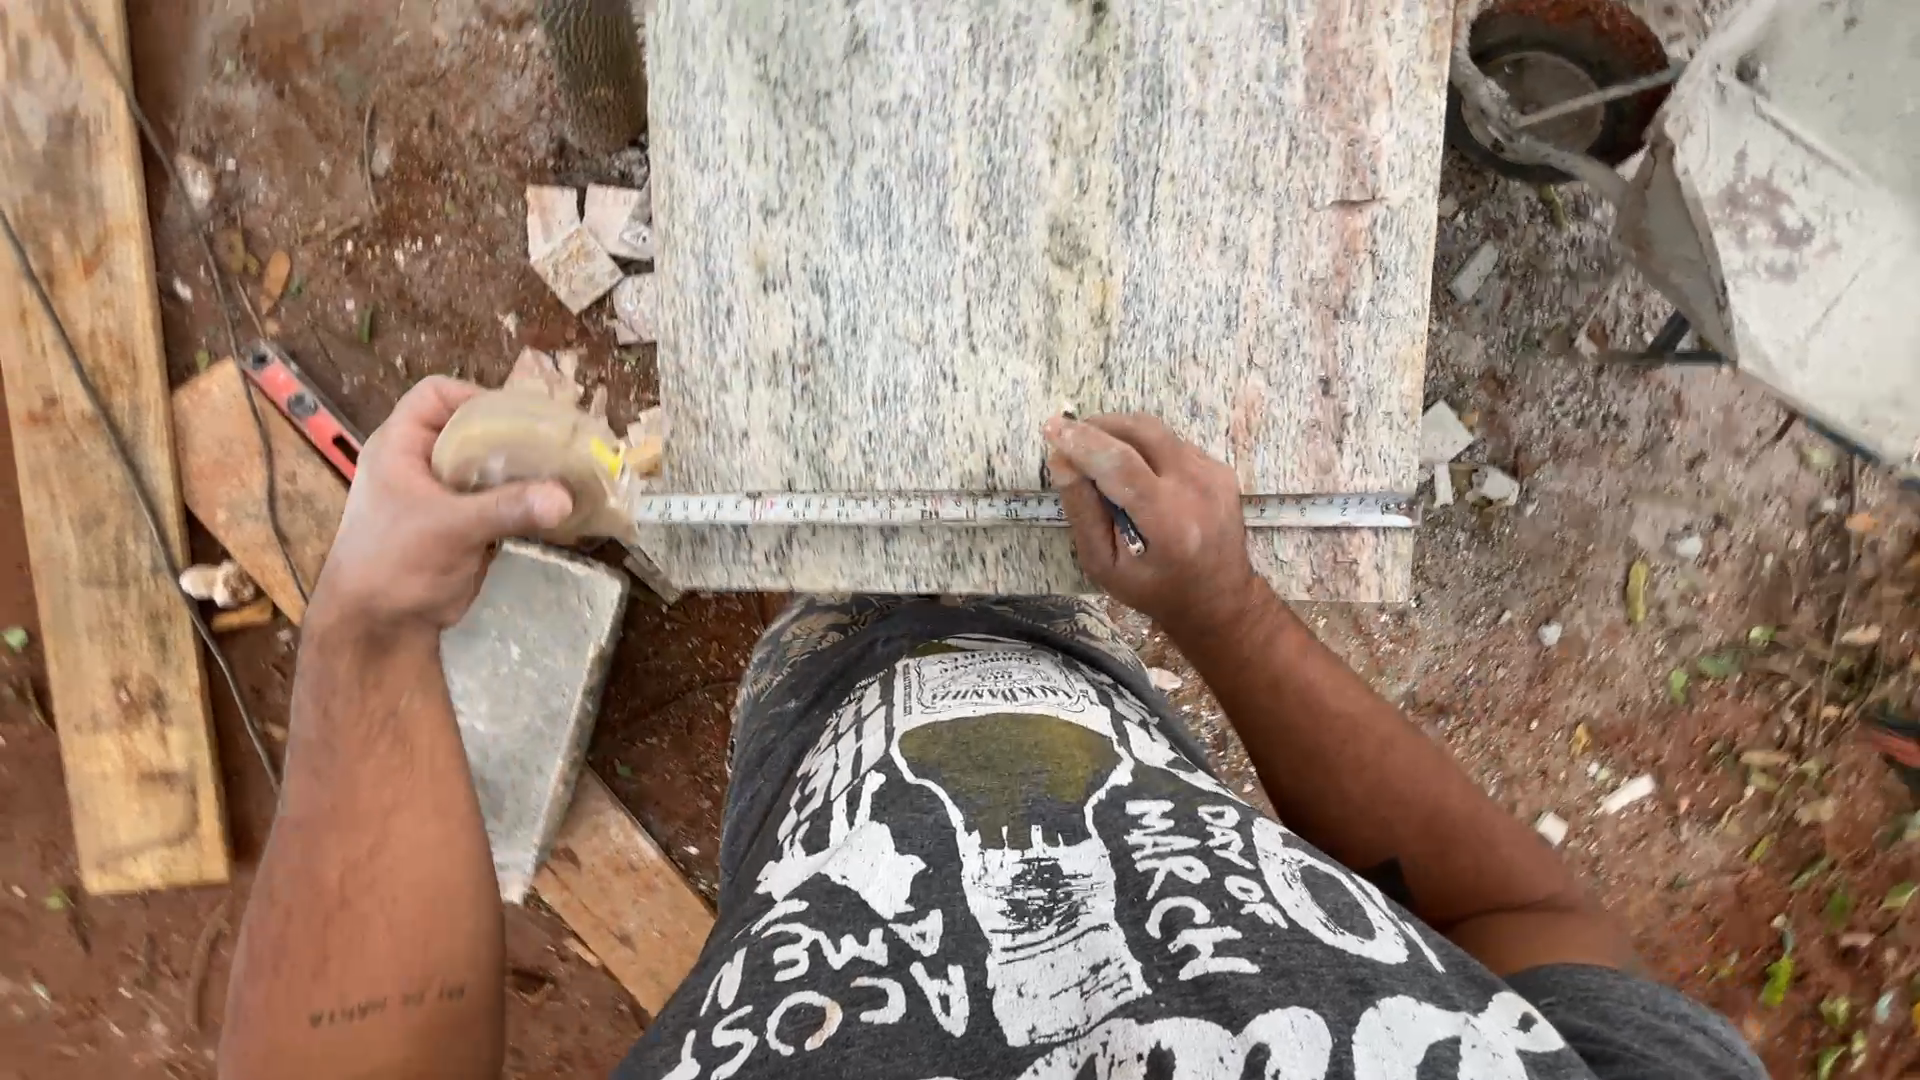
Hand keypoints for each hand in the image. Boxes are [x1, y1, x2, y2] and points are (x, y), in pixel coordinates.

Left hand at [307, 377, 572, 637]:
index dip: (476, 396)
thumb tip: (566, 497)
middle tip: (561, 444)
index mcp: (402, 447)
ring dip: (531, 469)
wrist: (380, 625)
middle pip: (476, 428)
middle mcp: (426, 463)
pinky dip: (532, 498)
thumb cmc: (393, 563)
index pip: (437, 395)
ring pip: (496, 465)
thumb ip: (506, 508)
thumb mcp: (448, 528)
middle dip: (518, 434)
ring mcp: (450, 494)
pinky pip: (506, 499)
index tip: (521, 417)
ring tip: (569, 472)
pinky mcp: (471, 523)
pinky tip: (560, 504)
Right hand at [1042, 413, 1267, 636]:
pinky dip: (1143, 447)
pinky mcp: (1219, 468)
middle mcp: (1197, 489)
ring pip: (1156, 432)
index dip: (1083, 442)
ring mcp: (1213, 474)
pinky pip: (1172, 443)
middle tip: (1069, 435)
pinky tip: (1134, 470)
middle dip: (1098, 426)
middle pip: (1141, 432)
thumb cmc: (1153, 589)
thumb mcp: (1104, 564)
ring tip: (1095, 452)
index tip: (1051, 428)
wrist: (1217, 598)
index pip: (1121, 465)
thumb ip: (1083, 513)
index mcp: (1169, 523)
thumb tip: (1061, 462)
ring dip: (1120, 433)